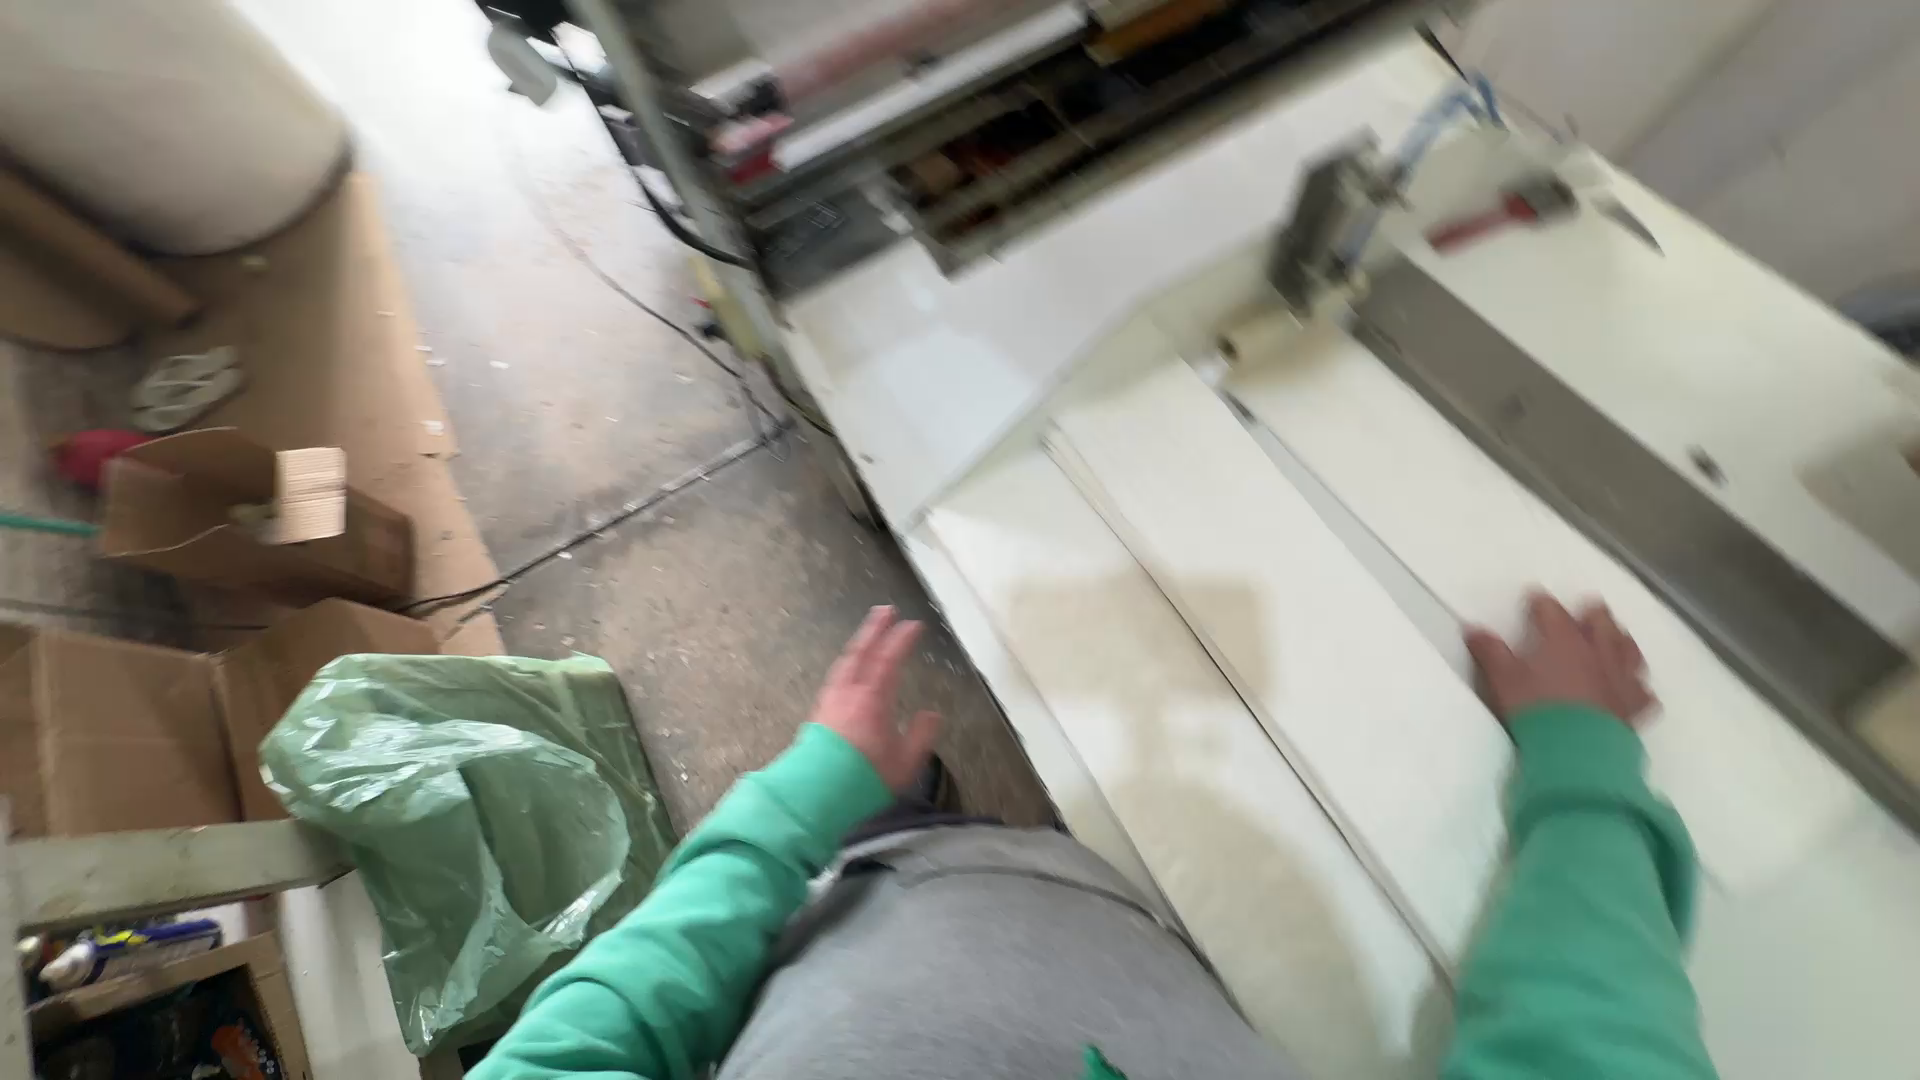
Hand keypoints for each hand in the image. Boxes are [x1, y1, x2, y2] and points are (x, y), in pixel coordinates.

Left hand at [811, 606, 943, 791]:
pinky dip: (846, 663)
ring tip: (866, 633)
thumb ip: (921, 735)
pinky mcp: (818, 713)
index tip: (914, 624)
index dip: (902, 639)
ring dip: (858, 643)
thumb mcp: (905, 761)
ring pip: (845, 662)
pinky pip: (836, 676)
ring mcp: (830, 700)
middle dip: (875, 628)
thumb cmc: (865, 777)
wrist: (816, 794)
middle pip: (862, 651)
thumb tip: (932, 714)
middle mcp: (849, 692)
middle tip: (886, 610)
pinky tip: (847, 669)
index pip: (890, 659)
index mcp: (873, 698)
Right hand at [1465, 590, 1655, 728]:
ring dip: (1622, 641)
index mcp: (1563, 641)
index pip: (1552, 613)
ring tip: (1619, 636)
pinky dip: (1638, 686)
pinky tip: (1636, 687)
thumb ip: (1489, 651)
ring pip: (1628, 653)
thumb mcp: (1501, 678)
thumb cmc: (1535, 708)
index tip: (1535, 595)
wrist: (1576, 748)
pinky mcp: (1634, 707)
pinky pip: (1643, 692)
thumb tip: (1473, 628)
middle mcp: (1597, 654)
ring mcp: (1620, 680)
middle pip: (1601, 625)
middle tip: (1591, 605)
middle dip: (1594, 613)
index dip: (1542, 603)